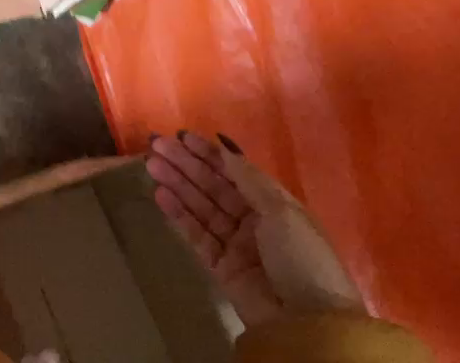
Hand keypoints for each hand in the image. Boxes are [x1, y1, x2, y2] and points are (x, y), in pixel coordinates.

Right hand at [147, 132, 364, 328]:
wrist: (308, 324)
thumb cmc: (302, 259)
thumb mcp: (282, 212)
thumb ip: (248, 179)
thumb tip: (224, 148)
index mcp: (275, 206)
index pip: (236, 172)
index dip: (209, 154)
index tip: (182, 136)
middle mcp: (253, 221)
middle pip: (213, 186)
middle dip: (186, 164)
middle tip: (156, 144)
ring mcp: (235, 244)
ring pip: (200, 207)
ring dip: (176, 184)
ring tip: (151, 164)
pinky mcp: (220, 266)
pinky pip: (195, 234)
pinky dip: (177, 214)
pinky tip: (160, 195)